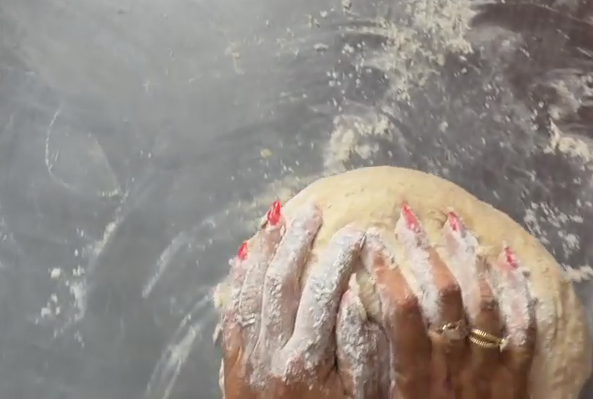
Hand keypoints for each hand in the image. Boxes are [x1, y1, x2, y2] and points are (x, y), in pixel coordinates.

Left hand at [220, 202, 367, 397]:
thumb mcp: (360, 398)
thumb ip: (360, 350)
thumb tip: (355, 296)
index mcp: (306, 360)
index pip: (323, 290)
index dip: (340, 256)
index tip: (358, 231)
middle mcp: (271, 353)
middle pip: (283, 280)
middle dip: (299, 240)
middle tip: (314, 212)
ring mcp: (248, 357)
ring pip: (253, 288)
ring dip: (266, 249)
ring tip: (278, 217)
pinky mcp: (233, 365)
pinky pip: (232, 311)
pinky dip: (238, 279)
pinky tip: (244, 254)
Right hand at [334, 203, 535, 398]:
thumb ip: (362, 370)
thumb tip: (341, 308)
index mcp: (417, 385)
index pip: (401, 314)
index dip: (386, 272)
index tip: (368, 239)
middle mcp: (456, 373)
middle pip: (444, 297)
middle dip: (423, 250)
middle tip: (404, 216)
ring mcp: (490, 376)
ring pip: (484, 304)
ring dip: (467, 257)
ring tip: (451, 222)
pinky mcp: (517, 383)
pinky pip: (522, 331)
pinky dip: (517, 292)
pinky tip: (506, 258)